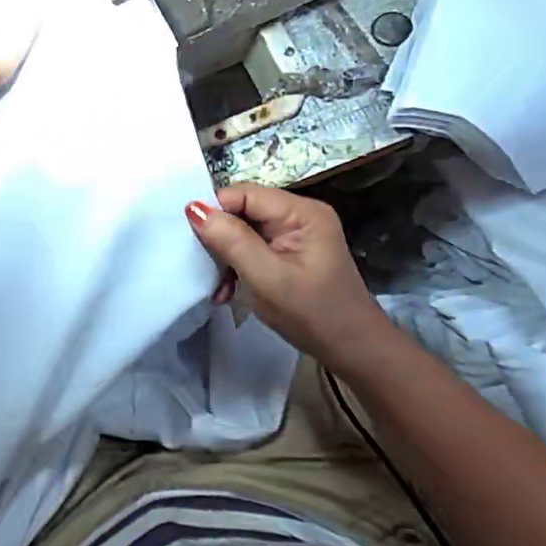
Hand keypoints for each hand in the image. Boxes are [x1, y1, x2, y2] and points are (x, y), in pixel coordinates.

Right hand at [185, 185, 392, 366]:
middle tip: (206, 271)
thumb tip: (193, 208)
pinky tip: (229, 291)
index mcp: (301, 212)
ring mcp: (294, 234)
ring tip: (219, 289)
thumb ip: (231, 241)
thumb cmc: (312, 314)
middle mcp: (299, 215)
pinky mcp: (289, 253)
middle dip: (219, 240)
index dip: (215, 211)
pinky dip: (237, 268)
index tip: (192, 240)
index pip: (244, 194)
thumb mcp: (267, 278)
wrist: (353, 351)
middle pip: (242, 211)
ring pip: (243, 231)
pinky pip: (253, 248)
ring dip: (226, 258)